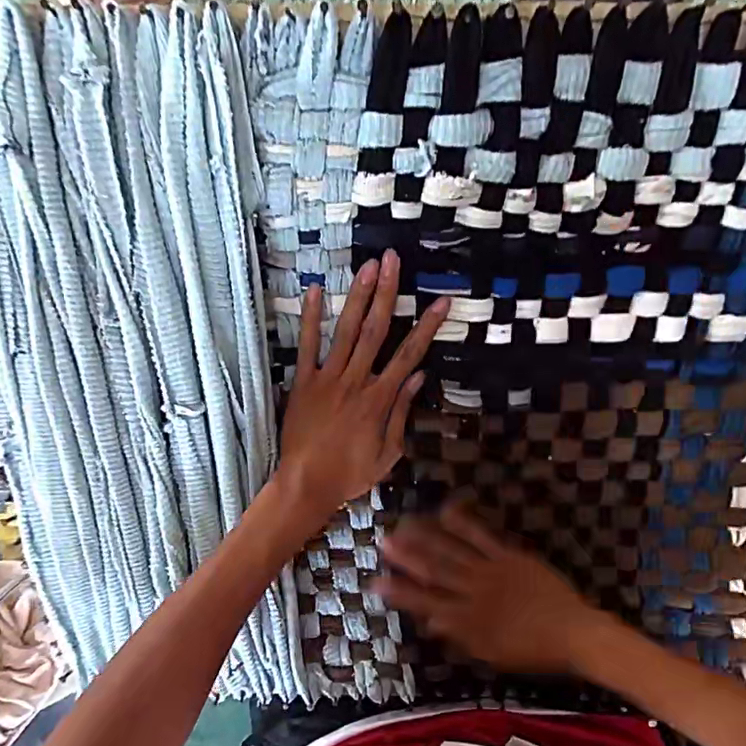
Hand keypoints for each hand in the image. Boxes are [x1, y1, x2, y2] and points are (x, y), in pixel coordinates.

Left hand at [275, 250, 448, 521]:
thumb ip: (402, 413)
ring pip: (347, 331)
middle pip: (376, 330)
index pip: (409, 355)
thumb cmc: (350, 473)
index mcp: (379, 399)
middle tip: (394, 261)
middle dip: (388, 293)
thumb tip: (419, 378)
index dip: (427, 327)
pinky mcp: (303, 382)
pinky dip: (312, 318)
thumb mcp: (388, 453)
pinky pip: (307, 346)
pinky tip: (317, 291)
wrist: (306, 484)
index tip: (442, 302)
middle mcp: (356, 381)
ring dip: (359, 297)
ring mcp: (327, 379)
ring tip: (368, 267)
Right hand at [377, 501, 615, 674]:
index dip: (400, 592)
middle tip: (384, 541)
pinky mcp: (510, 555)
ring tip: (405, 523)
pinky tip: (447, 510)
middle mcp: (475, 592)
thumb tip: (430, 621)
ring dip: (427, 536)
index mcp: (468, 620)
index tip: (377, 582)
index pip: (426, 603)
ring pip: (453, 550)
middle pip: (435, 570)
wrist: (574, 633)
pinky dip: (464, 523)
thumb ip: (460, 636)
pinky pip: (483, 536)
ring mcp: (492, 570)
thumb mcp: (491, 653)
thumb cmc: (532, 650)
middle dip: (407, 555)